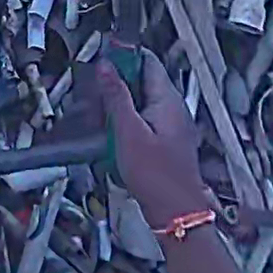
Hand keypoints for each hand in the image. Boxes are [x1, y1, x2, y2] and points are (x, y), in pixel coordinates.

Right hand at [97, 50, 216, 229]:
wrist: (176, 217)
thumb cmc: (154, 175)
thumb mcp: (128, 132)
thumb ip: (116, 96)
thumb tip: (105, 65)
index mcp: (168, 100)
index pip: (147, 61)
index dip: (125, 54)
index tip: (102, 57)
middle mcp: (173, 107)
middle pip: (143, 78)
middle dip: (118, 80)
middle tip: (95, 88)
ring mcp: (171, 124)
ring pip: (141, 98)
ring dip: (120, 100)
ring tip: (100, 110)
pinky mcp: (165, 139)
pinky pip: (143, 116)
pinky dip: (127, 117)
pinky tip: (112, 129)